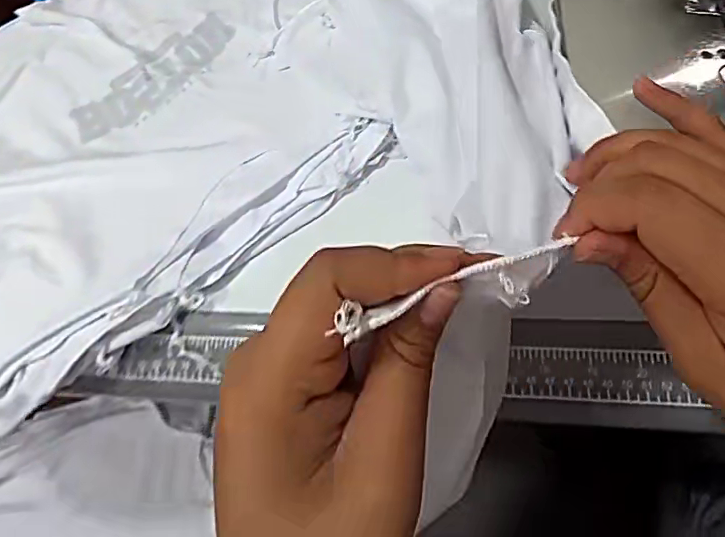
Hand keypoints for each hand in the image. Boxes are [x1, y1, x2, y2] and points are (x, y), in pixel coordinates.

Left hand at [215, 245, 479, 536]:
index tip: (454, 267)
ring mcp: (269, 368)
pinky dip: (383, 319)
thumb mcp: (382, 462)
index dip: (397, 263)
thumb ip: (409, 362)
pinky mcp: (287, 379)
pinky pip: (338, 326)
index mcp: (266, 377)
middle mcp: (258, 360)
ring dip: (398, 292)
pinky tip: (417, 320)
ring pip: (339, 297)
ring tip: (451, 291)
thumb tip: (439, 290)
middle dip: (404, 271)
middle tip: (467, 272)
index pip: (329, 278)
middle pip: (334, 280)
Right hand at [554, 76, 724, 476]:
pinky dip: (677, 108)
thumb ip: (649, 290)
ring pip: (677, 143)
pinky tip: (644, 90)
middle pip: (656, 164)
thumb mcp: (709, 366)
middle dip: (600, 179)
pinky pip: (717, 132)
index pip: (647, 204)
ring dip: (622, 149)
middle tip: (573, 211)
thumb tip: (588, 241)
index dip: (594, 209)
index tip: (568, 236)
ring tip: (585, 171)